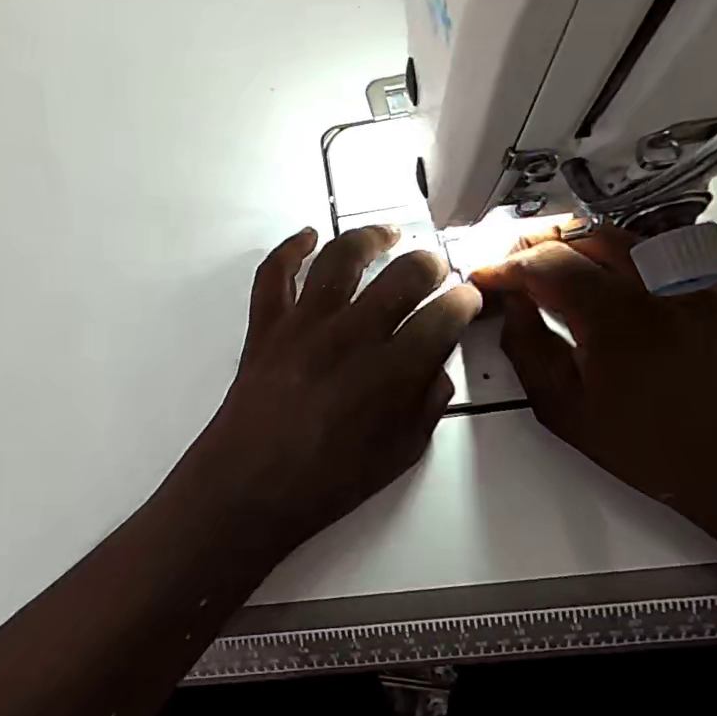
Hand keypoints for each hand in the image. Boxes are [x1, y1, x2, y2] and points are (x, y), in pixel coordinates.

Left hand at [169, 225, 481, 555]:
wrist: (250, 484)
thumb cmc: (324, 481)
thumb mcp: (399, 454)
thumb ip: (425, 404)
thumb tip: (435, 367)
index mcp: (391, 372)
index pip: (443, 318)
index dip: (463, 303)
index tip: (466, 298)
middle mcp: (351, 336)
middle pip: (401, 276)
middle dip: (428, 263)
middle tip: (433, 264)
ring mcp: (304, 324)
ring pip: (341, 259)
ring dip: (369, 237)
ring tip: (386, 231)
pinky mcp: (266, 324)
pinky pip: (274, 273)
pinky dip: (290, 248)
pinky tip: (307, 237)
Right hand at [470, 225, 716, 516]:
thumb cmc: (661, 449)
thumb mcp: (565, 409)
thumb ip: (528, 350)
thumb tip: (512, 310)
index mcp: (617, 320)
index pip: (545, 264)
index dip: (505, 267)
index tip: (487, 277)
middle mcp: (659, 290)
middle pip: (580, 235)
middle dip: (535, 246)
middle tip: (512, 266)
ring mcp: (692, 285)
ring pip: (619, 235)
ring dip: (574, 244)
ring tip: (551, 266)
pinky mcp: (715, 289)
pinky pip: (655, 251)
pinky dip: (618, 255)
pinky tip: (603, 279)